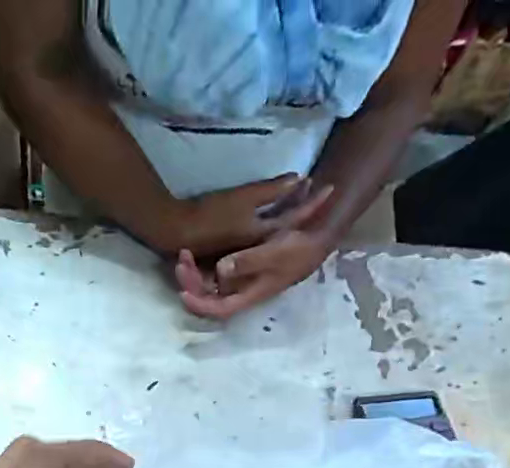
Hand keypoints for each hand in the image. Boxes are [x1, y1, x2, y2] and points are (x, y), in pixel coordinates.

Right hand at [170, 174, 334, 258]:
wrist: (179, 232)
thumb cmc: (212, 216)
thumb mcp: (244, 199)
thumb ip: (272, 191)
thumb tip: (297, 179)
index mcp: (265, 234)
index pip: (297, 217)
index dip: (314, 201)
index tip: (330, 186)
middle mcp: (261, 244)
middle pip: (288, 227)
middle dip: (303, 209)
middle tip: (314, 191)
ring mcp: (247, 246)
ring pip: (275, 231)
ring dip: (286, 214)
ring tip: (297, 198)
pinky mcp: (234, 246)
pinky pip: (261, 233)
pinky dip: (269, 221)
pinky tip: (271, 212)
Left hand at [176, 225, 332, 319]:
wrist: (316, 239)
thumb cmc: (298, 249)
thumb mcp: (275, 252)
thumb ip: (248, 261)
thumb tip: (222, 269)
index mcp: (250, 295)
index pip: (220, 309)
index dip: (200, 305)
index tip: (183, 294)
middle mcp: (241, 292)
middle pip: (209, 297)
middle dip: (191, 284)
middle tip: (180, 262)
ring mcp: (240, 281)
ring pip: (208, 285)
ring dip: (193, 274)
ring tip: (183, 255)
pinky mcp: (240, 268)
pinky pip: (213, 274)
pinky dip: (201, 265)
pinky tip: (192, 252)